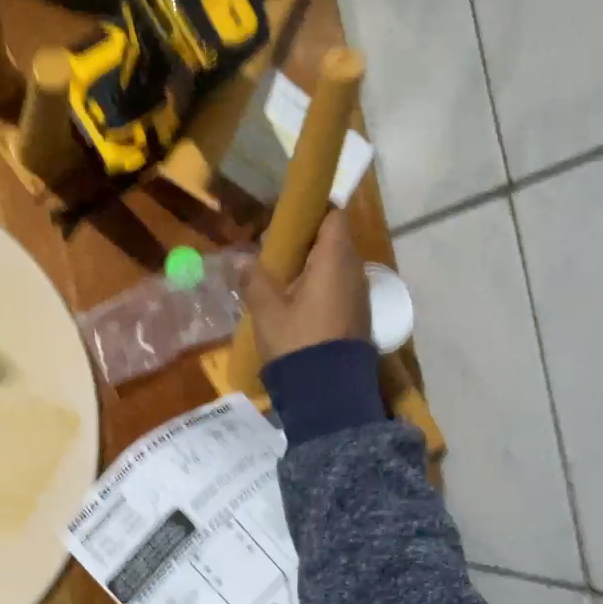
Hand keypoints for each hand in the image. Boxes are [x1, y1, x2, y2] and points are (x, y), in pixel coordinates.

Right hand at [241, 210, 368, 361]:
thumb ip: (255, 281)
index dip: (312, 213)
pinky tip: (294, 304)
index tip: (286, 221)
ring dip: (311, 268)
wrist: (328, 391)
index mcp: (334, 260)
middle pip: (333, 241)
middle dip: (305, 242)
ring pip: (335, 267)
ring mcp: (358, 294)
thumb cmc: (296, 341)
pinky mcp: (357, 315)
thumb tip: (243, 260)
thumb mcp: (267, 311)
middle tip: (273, 253)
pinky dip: (319, 288)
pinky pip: (337, 289)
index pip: (332, 217)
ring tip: (279, 280)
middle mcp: (354, 270)